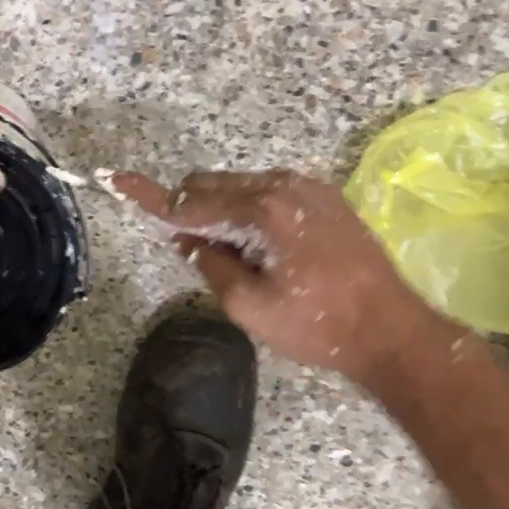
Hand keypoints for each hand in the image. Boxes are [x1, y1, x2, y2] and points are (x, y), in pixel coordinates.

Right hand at [111, 170, 452, 380]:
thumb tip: (188, 240)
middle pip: (209, 184)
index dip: (148, 196)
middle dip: (191, 210)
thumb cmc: (317, 326)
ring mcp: (306, 186)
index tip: (114, 177)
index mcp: (261, 210)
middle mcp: (281, 185)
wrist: (393, 331)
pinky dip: (248, 209)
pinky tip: (262, 246)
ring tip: (238, 257)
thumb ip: (208, 264)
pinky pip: (266, 190)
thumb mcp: (247, 307)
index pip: (189, 201)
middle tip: (196, 252)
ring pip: (237, 185)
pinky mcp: (323, 195)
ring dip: (221, 210)